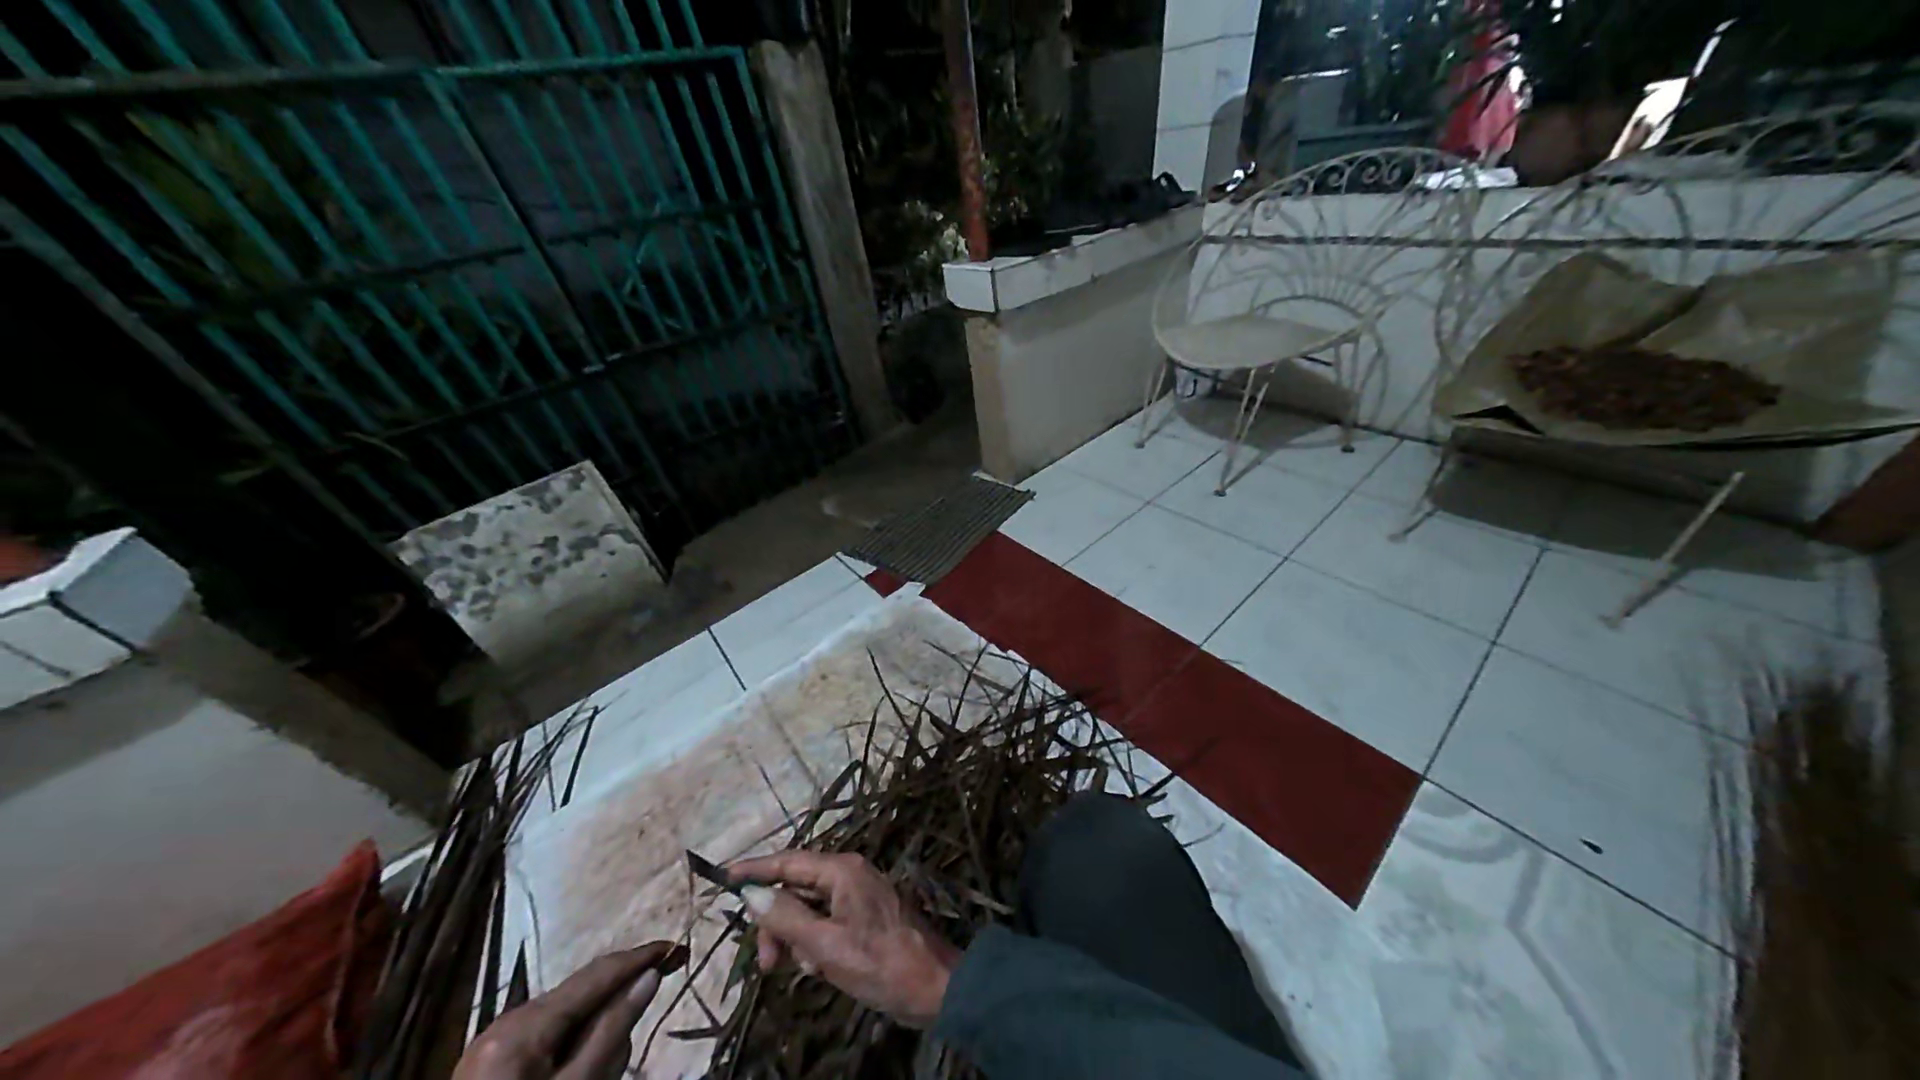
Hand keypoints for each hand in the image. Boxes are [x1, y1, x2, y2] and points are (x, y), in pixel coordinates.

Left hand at [453, 941, 686, 1079]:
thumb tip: (650, 976)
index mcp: (527, 1023)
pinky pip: (547, 1036)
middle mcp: (508, 1020)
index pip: (598, 973)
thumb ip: (613, 1030)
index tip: (678, 949)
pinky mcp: (492, 1063)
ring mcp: (495, 1042)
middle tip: (653, 1010)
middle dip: (619, 998)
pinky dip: (575, 1044)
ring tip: (607, 1070)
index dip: (641, 957)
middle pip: (581, 991)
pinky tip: (585, 1069)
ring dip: (598, 1027)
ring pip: (566, 1014)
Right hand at [727, 851, 960, 1027]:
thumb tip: (752, 894)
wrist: (934, 985)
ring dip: (796, 939)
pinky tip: (819, 969)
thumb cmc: (879, 963)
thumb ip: (787, 918)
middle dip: (776, 923)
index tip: (723, 876)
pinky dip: (814, 944)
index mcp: (842, 870)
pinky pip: (826, 922)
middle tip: (766, 964)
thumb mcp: (825, 945)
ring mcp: (859, 893)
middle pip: (796, 887)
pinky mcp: (865, 915)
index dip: (754, 869)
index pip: (787, 861)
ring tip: (804, 971)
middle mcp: (849, 873)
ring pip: (809, 908)